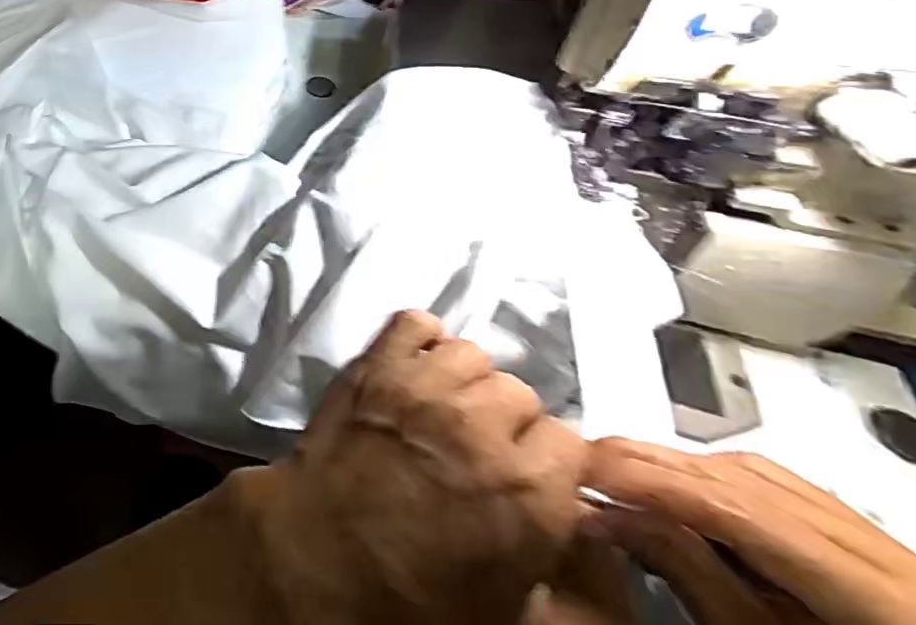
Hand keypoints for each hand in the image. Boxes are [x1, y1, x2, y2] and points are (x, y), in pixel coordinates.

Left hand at [238, 310, 589, 624]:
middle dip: (507, 423)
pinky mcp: (376, 363)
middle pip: (520, 394)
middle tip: (480, 449)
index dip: (549, 461)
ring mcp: (423, 385)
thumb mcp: (512, 618)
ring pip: (473, 355)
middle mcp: (479, 425)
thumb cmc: (409, 598)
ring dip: (466, 382)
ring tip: (446, 410)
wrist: (311, 559)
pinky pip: (417, 322)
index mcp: (524, 491)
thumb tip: (604, 542)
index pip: (568, 441)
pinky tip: (418, 368)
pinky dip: (423, 339)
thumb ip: (580, 587)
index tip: (529, 474)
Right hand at [584, 438, 915, 624]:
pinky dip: (712, 477)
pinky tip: (677, 482)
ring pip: (756, 473)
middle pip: (746, 478)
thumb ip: (697, 580)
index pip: (742, 510)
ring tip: (617, 470)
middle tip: (583, 461)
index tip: (584, 470)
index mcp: (882, 598)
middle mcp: (883, 550)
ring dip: (677, 466)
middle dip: (655, 464)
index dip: (655, 481)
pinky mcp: (862, 532)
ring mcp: (876, 536)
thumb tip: (612, 514)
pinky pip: (774, 485)